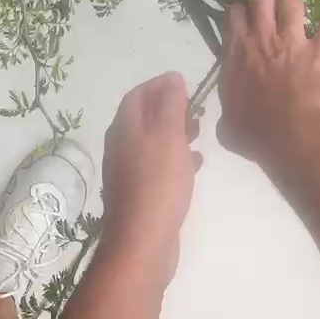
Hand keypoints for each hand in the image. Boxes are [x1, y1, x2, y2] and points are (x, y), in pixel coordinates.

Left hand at [99, 71, 200, 281]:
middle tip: (195, 114)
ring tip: (198, 138)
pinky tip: (193, 166)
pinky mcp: (139, 193)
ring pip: (153, 142)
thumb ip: (171, 103)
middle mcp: (121, 145)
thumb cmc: (158, 181)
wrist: (142, 242)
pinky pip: (157, 166)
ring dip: (176, 135)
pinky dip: (175, 159)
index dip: (161, 85)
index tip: (186, 86)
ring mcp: (128, 171)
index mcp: (124, 126)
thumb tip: (172, 77)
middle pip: (145, 117)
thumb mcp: (169, 133)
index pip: (139, 93)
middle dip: (171, 110)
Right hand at [217, 0, 319, 171]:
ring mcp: (294, 41)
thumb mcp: (229, 127)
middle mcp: (264, 38)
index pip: (234, 11)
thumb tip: (228, 120)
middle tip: (270, 10)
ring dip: (296, 10)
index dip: (240, 11)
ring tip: (299, 23)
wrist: (296, 141)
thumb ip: (227, 113)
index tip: (245, 21)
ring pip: (293, 2)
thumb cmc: (258, 137)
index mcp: (238, 52)